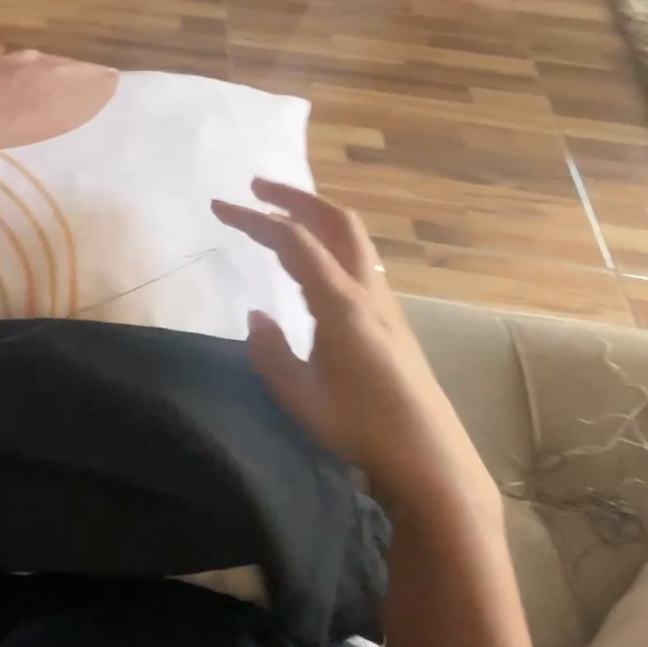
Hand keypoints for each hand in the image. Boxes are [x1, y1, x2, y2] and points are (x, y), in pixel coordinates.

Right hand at [213, 180, 495, 514]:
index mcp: (341, 304)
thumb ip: (269, 350)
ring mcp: (384, 304)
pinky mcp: (389, 320)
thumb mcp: (297, 394)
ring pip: (353, 239)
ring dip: (316, 217)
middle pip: (336, 222)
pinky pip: (357, 261)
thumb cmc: (359, 427)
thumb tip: (257, 315)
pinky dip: (328, 242)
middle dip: (296, 197)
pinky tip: (309, 263)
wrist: (429, 459)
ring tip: (280, 214)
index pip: (293, 242)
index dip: (253, 219)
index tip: (218, 208)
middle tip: (256, 187)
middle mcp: (368, 293)